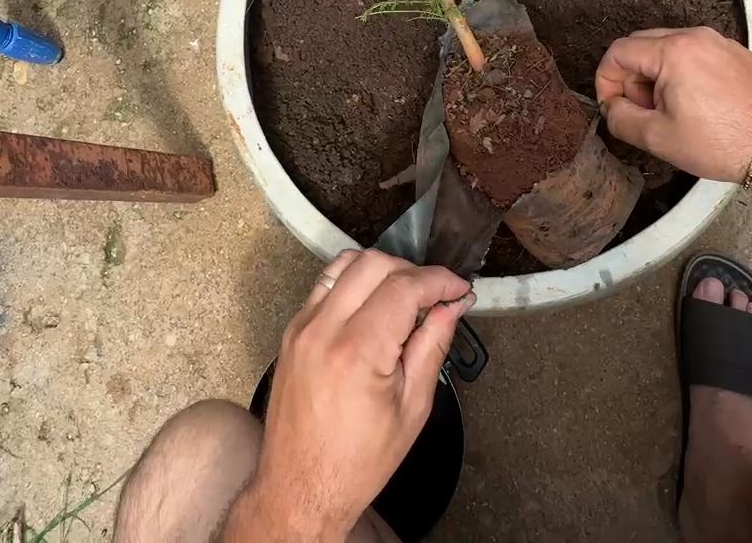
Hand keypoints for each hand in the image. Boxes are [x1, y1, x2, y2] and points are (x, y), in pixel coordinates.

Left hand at [248, 250, 473, 538]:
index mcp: (357, 353)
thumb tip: (452, 306)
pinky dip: (355, 281)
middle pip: (375, 263)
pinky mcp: (292, 329)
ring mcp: (302, 326)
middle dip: (413, 271)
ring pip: (347, 263)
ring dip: (382, 269)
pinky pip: (326, 283)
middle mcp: (324, 329)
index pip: (404, 287)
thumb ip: (433, 346)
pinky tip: (373, 306)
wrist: (300, 488)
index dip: (439, 280)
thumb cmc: (357, 461)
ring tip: (405, 297)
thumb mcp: (412, 408)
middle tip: (435, 295)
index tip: (459, 288)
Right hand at [594, 26, 751, 182]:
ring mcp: (721, 43)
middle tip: (642, 111)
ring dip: (657, 76)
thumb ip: (620, 119)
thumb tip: (611, 108)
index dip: (605, 80)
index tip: (613, 106)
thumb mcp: (658, 138)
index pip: (618, 52)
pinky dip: (684, 74)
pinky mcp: (739, 54)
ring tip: (671, 111)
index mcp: (673, 51)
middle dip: (632, 78)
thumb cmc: (724, 143)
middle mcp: (697, 37)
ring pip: (670, 49)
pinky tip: (698, 107)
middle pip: (642, 45)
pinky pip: (698, 55)